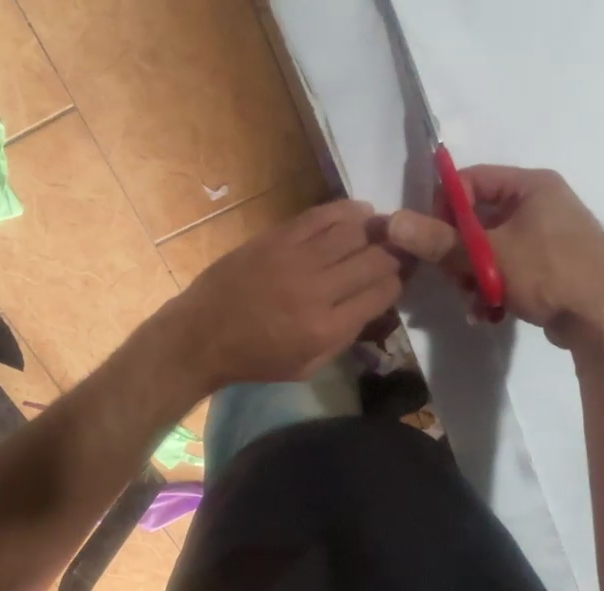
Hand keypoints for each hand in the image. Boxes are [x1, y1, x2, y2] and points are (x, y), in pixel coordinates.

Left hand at [161, 198, 402, 393]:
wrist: (204, 335)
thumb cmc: (257, 359)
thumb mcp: (308, 366)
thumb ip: (344, 338)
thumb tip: (372, 306)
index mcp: (326, 328)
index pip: (382, 293)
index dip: (397, 283)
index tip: (398, 280)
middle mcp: (317, 290)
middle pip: (375, 259)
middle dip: (394, 255)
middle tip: (399, 252)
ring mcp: (296, 259)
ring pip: (354, 231)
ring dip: (375, 230)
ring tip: (382, 232)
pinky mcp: (278, 237)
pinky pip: (322, 216)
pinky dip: (347, 211)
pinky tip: (359, 213)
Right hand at [386, 166, 603, 348]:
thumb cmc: (549, 273)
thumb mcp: (488, 256)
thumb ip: (439, 241)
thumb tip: (392, 222)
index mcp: (532, 185)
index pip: (473, 180)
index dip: (445, 208)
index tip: (431, 241)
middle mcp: (544, 204)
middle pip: (480, 220)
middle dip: (459, 254)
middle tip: (451, 279)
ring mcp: (552, 238)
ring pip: (494, 251)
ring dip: (474, 278)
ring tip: (473, 302)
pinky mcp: (555, 270)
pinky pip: (513, 272)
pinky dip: (497, 290)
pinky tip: (489, 314)